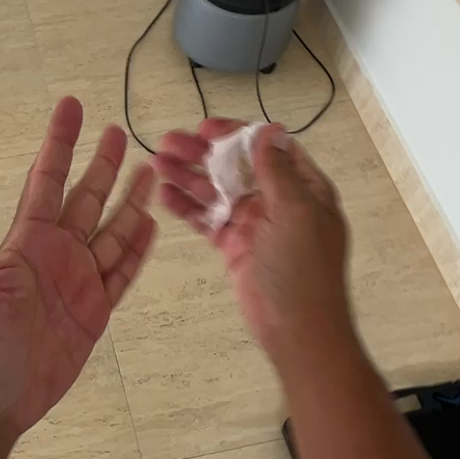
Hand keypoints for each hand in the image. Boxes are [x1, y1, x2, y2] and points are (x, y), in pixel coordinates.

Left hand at [0, 98, 156, 436]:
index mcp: (24, 244)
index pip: (46, 181)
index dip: (59, 144)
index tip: (71, 107)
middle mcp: (54, 255)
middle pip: (85, 199)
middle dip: (102, 165)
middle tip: (119, 131)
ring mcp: (77, 282)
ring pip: (111, 232)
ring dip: (129, 202)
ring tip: (148, 172)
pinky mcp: (94, 313)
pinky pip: (122, 274)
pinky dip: (138, 250)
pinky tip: (150, 227)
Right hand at [153, 120, 353, 358]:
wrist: (297, 330)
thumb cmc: (303, 269)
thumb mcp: (296, 213)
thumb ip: (278, 172)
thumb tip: (269, 130)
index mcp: (302, 188)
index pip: (267, 148)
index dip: (236, 134)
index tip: (205, 129)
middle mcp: (276, 200)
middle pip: (235, 165)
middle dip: (202, 153)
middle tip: (167, 143)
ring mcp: (252, 223)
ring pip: (216, 190)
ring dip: (187, 176)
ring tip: (156, 163)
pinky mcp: (232, 245)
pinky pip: (207, 219)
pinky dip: (186, 207)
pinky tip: (163, 195)